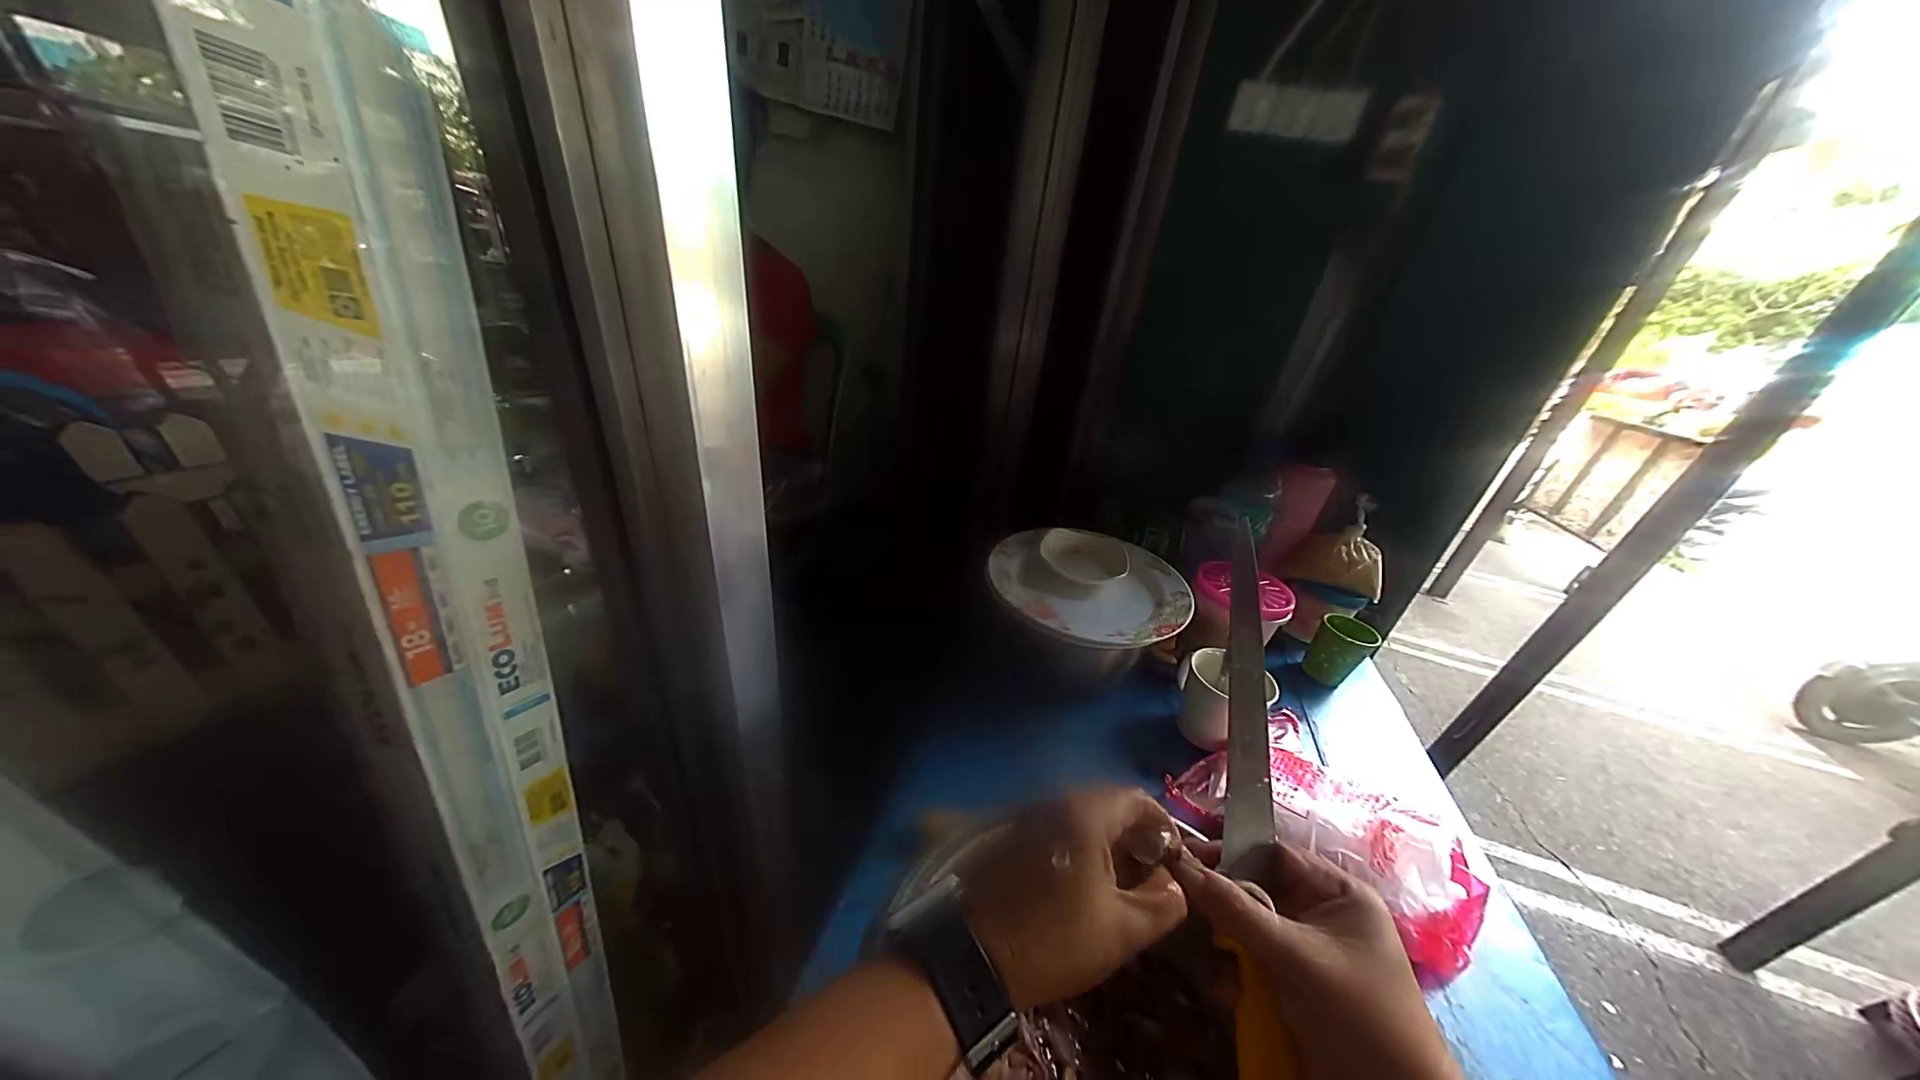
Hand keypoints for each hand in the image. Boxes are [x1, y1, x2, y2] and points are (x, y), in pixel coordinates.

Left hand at [959, 789, 1187, 1008]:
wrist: (970, 953)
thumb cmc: (1054, 940)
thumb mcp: (1122, 930)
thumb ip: (1163, 902)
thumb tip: (1172, 881)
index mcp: (1084, 813)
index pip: (1137, 799)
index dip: (1164, 826)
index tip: (1175, 860)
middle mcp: (1053, 802)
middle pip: (1107, 805)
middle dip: (1135, 837)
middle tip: (1150, 877)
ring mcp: (1026, 816)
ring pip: (1079, 818)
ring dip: (1104, 844)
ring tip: (1119, 885)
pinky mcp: (1007, 834)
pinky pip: (1053, 830)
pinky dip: (1075, 848)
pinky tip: (1080, 884)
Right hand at [1170, 840, 1462, 1079]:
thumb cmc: (1359, 1018)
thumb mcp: (1296, 958)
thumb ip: (1237, 910)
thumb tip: (1181, 864)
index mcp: (1339, 894)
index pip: (1273, 854)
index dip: (1228, 852)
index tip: (1183, 856)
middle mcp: (1320, 915)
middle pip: (1255, 890)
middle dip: (1223, 905)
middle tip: (1185, 907)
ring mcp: (1304, 952)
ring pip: (1246, 928)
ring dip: (1226, 946)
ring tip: (1215, 968)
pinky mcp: (1289, 986)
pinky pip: (1249, 962)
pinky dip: (1232, 974)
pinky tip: (1225, 993)